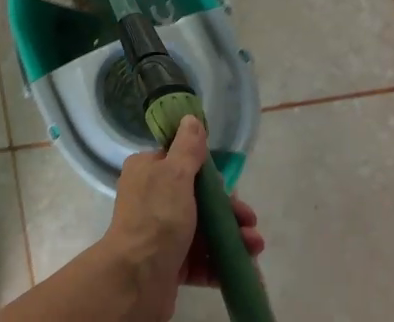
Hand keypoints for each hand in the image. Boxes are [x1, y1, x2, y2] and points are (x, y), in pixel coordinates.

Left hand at [96, 116, 263, 321]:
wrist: (138, 276)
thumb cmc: (157, 218)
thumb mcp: (174, 175)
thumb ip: (187, 149)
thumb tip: (191, 117)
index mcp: (147, 172)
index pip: (181, 165)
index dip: (209, 176)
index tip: (231, 187)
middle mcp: (152, 199)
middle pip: (197, 201)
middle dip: (228, 211)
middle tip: (250, 222)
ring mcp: (161, 233)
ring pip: (203, 232)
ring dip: (232, 238)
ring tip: (254, 247)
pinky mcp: (171, 264)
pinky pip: (202, 262)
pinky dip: (223, 264)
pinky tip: (245, 269)